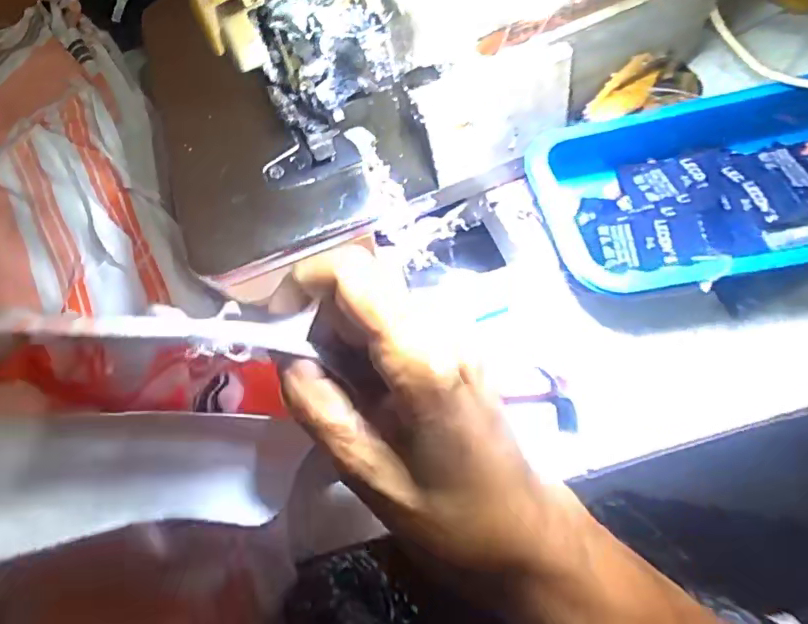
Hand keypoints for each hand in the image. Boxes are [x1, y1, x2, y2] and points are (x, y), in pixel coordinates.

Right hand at [281, 247, 715, 623]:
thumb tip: (285, 356)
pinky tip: (361, 384)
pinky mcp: (447, 339)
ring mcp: (448, 329)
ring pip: (366, 292)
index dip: (301, 281)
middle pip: (355, 277)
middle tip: (304, 366)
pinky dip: (355, 336)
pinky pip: (384, 313)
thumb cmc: (454, 517)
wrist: (531, 536)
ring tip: (335, 384)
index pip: (351, 271)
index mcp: (421, 357)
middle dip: (314, 310)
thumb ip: (318, 408)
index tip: (277, 325)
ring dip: (334, 326)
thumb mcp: (369, 475)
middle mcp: (438, 327)